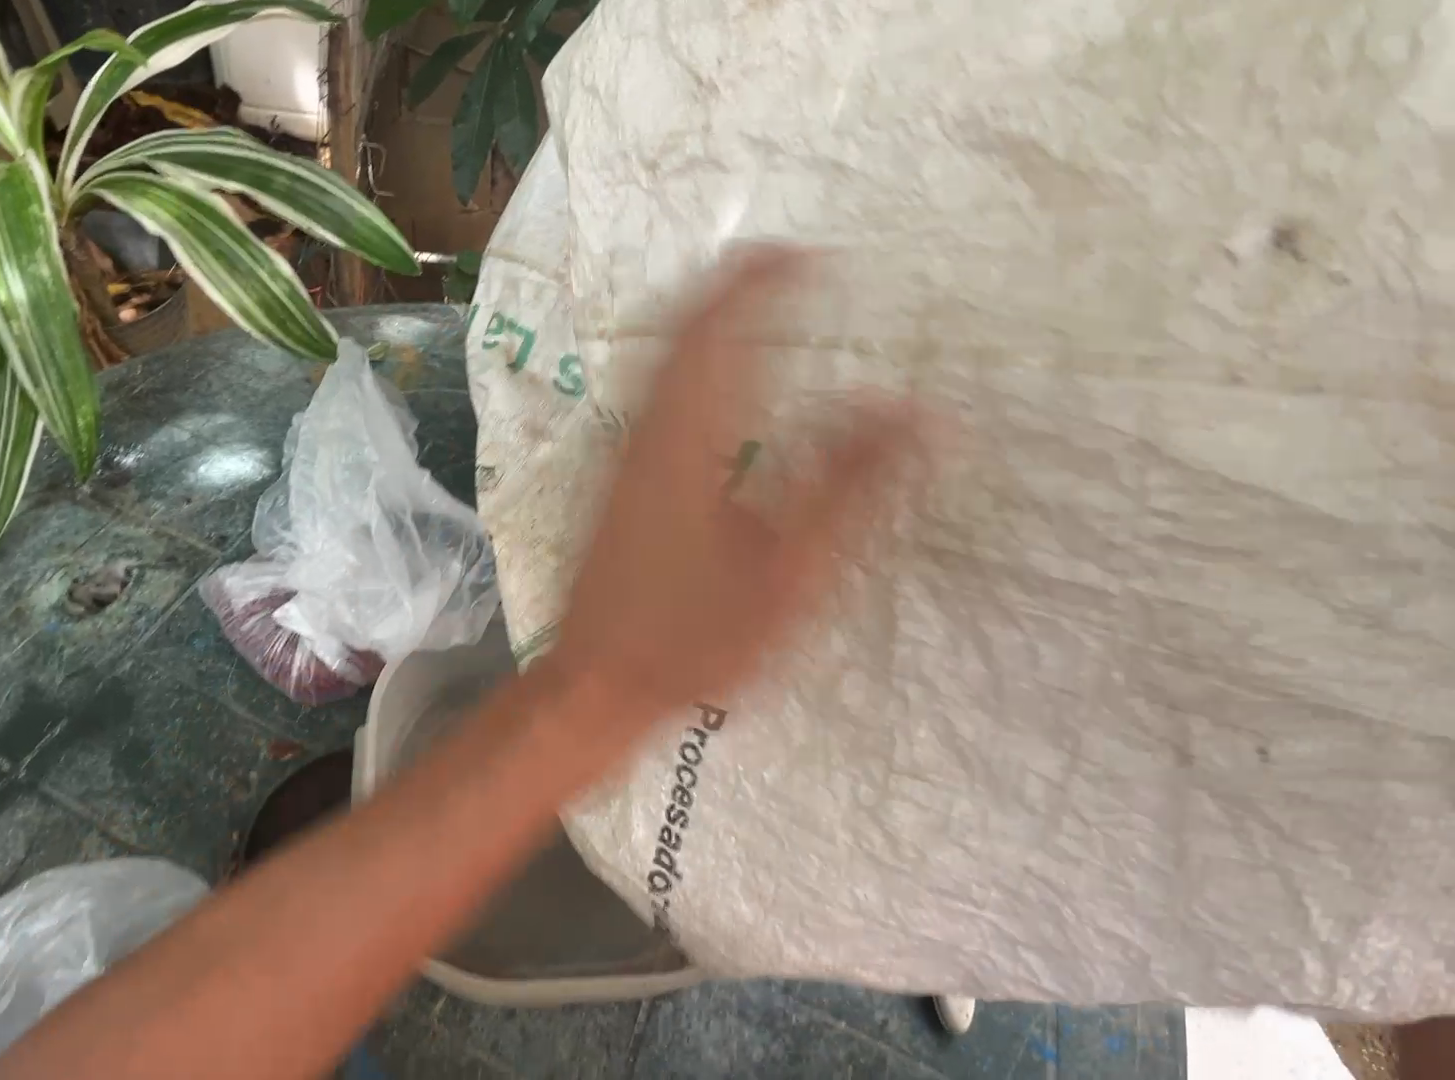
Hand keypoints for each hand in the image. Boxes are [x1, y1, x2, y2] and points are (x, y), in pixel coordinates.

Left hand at [545, 246, 930, 728]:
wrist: (600, 681)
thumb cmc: (695, 634)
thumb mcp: (788, 572)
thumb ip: (849, 486)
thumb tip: (914, 410)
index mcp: (690, 439)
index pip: (723, 332)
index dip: (762, 284)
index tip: (805, 253)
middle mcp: (646, 432)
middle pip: (681, 335)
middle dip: (728, 290)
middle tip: (777, 263)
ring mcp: (621, 458)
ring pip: (660, 366)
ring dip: (703, 324)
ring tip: (751, 303)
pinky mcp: (614, 484)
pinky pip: (652, 400)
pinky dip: (686, 368)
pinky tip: (711, 386)